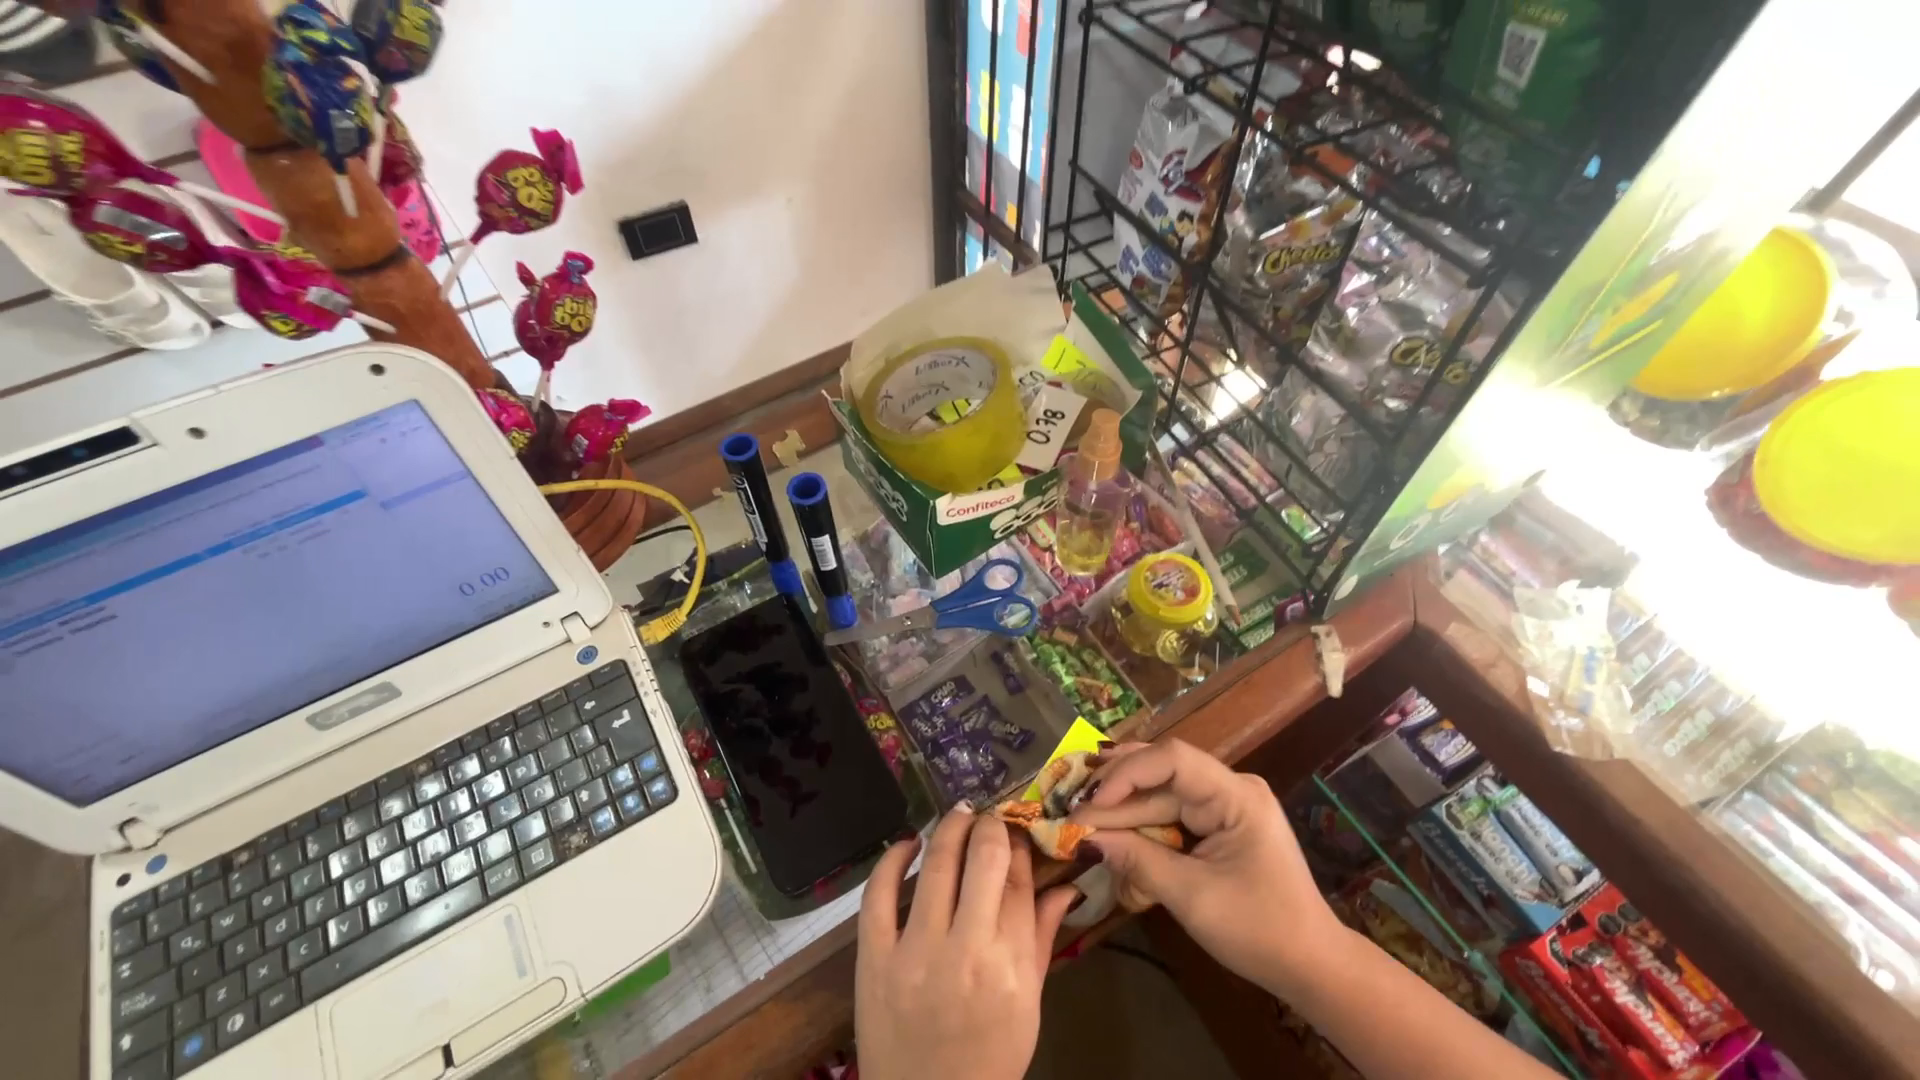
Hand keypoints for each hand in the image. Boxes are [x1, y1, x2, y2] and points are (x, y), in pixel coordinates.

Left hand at [856, 805, 1078, 1079]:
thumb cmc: (989, 1058)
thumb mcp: (1028, 1005)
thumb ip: (1041, 938)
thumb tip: (1064, 885)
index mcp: (1009, 966)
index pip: (1018, 882)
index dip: (1018, 845)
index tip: (1015, 829)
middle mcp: (965, 951)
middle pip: (981, 861)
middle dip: (988, 826)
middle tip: (987, 815)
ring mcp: (914, 953)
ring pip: (934, 866)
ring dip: (948, 829)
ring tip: (958, 815)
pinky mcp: (873, 960)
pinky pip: (877, 895)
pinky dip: (892, 859)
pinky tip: (907, 843)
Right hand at [1068, 740, 1342, 992]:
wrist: (1310, 965)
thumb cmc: (1258, 929)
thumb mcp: (1192, 896)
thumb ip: (1137, 859)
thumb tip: (1084, 835)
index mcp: (1237, 795)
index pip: (1172, 759)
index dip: (1126, 774)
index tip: (1091, 803)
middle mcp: (1230, 788)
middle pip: (1162, 774)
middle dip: (1115, 791)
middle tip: (1069, 805)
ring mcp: (1224, 806)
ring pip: (1161, 794)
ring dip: (1123, 809)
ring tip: (1078, 816)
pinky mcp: (1217, 825)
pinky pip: (1171, 814)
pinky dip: (1140, 824)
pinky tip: (1108, 827)